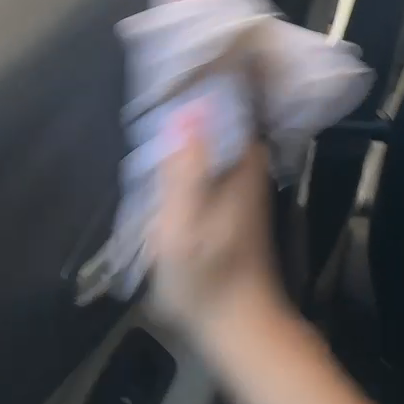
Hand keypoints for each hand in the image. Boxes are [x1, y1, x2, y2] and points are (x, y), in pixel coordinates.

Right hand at [148, 106, 291, 339]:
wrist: (240, 331)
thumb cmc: (206, 281)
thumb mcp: (181, 227)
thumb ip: (182, 171)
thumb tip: (185, 113)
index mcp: (239, 170)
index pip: (228, 107)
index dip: (202, 86)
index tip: (172, 72)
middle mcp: (248, 172)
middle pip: (222, 122)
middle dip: (193, 106)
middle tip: (155, 92)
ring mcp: (244, 190)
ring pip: (216, 143)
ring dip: (190, 131)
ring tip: (156, 119)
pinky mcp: (235, 207)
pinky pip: (212, 164)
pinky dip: (192, 156)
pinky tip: (168, 162)